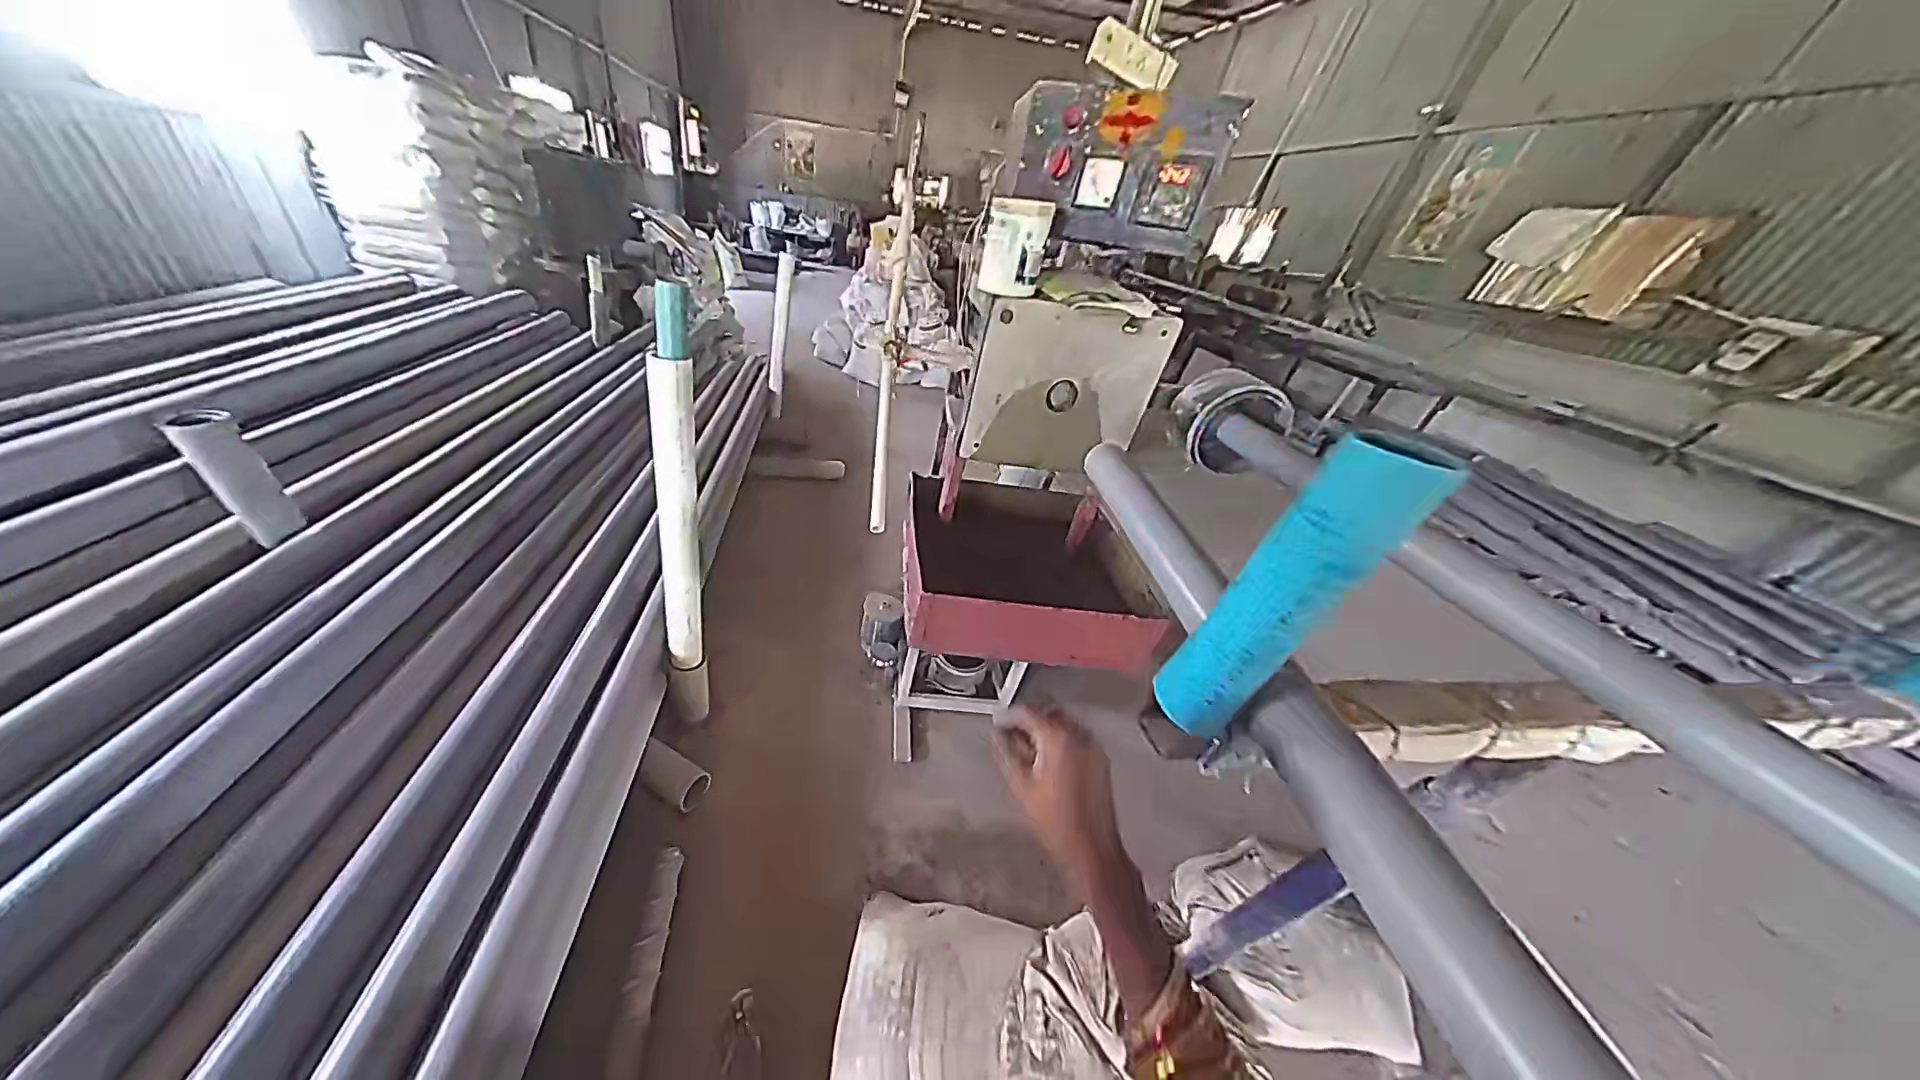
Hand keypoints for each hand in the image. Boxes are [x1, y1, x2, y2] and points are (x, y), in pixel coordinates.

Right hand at [993, 705, 1124, 884]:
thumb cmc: (1058, 823)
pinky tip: (1048, 757)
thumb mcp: (1021, 784)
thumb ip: (1007, 752)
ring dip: (1045, 727)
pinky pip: (1076, 736)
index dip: (1010, 715)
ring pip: (1064, 722)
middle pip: (1049, 712)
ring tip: (1028, 746)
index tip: (1000, 722)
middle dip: (1029, 719)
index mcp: (1059, 740)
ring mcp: (1093, 748)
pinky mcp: (1100, 760)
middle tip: (1011, 732)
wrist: (1091, 847)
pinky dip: (1061, 738)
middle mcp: (1080, 738)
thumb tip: (999, 736)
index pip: (1030, 713)